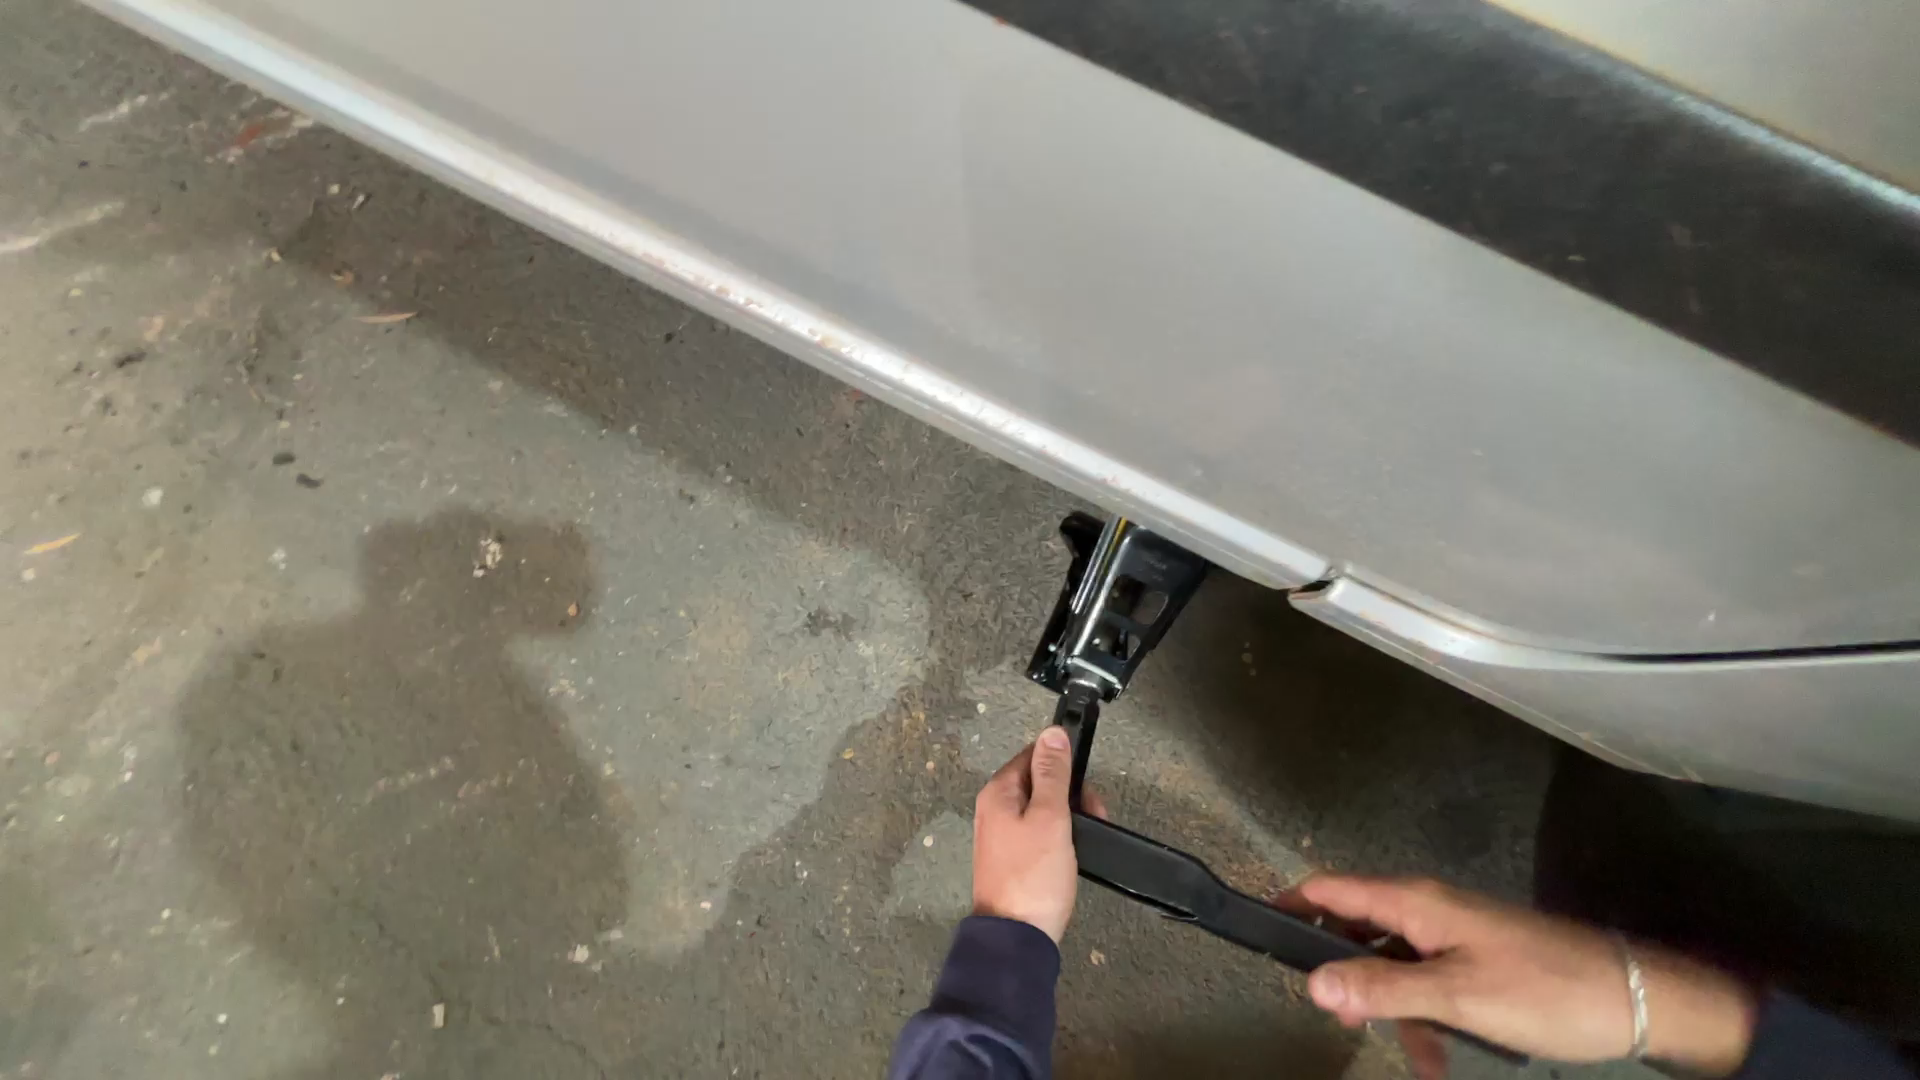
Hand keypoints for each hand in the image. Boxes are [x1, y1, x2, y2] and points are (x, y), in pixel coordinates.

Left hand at [971, 727, 1106, 942]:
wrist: (1018, 938)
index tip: (1086, 788)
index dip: (1063, 765)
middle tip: (1093, 816)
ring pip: (1041, 808)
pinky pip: (1038, 832)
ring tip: (1087, 837)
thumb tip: (1053, 732)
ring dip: (1068, 816)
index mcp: (998, 792)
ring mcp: (1001, 834)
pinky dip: (1058, 836)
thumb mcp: (1050, 817)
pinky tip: (1072, 852)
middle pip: (1038, 781)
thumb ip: (1053, 774)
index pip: (1033, 755)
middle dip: (1070, 793)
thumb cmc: (1035, 874)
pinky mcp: (1012, 858)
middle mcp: (994, 808)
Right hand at [1299, 875, 1757, 1078]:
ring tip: (1409, 1058)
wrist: (1639, 998)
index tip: (1260, 929)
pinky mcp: (1471, 956)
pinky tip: (1439, 1058)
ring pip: (1393, 961)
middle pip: (1356, 926)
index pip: (1330, 889)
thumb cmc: (1540, 989)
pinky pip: (1427, 978)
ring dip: (1390, 1004)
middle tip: (1330, 1009)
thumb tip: (1312, 984)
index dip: (1292, 904)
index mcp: (1410, 902)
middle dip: (1339, 967)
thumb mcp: (1457, 996)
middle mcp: (1421, 908)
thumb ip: (1381, 989)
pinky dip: (1424, 1013)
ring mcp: (1447, 932)